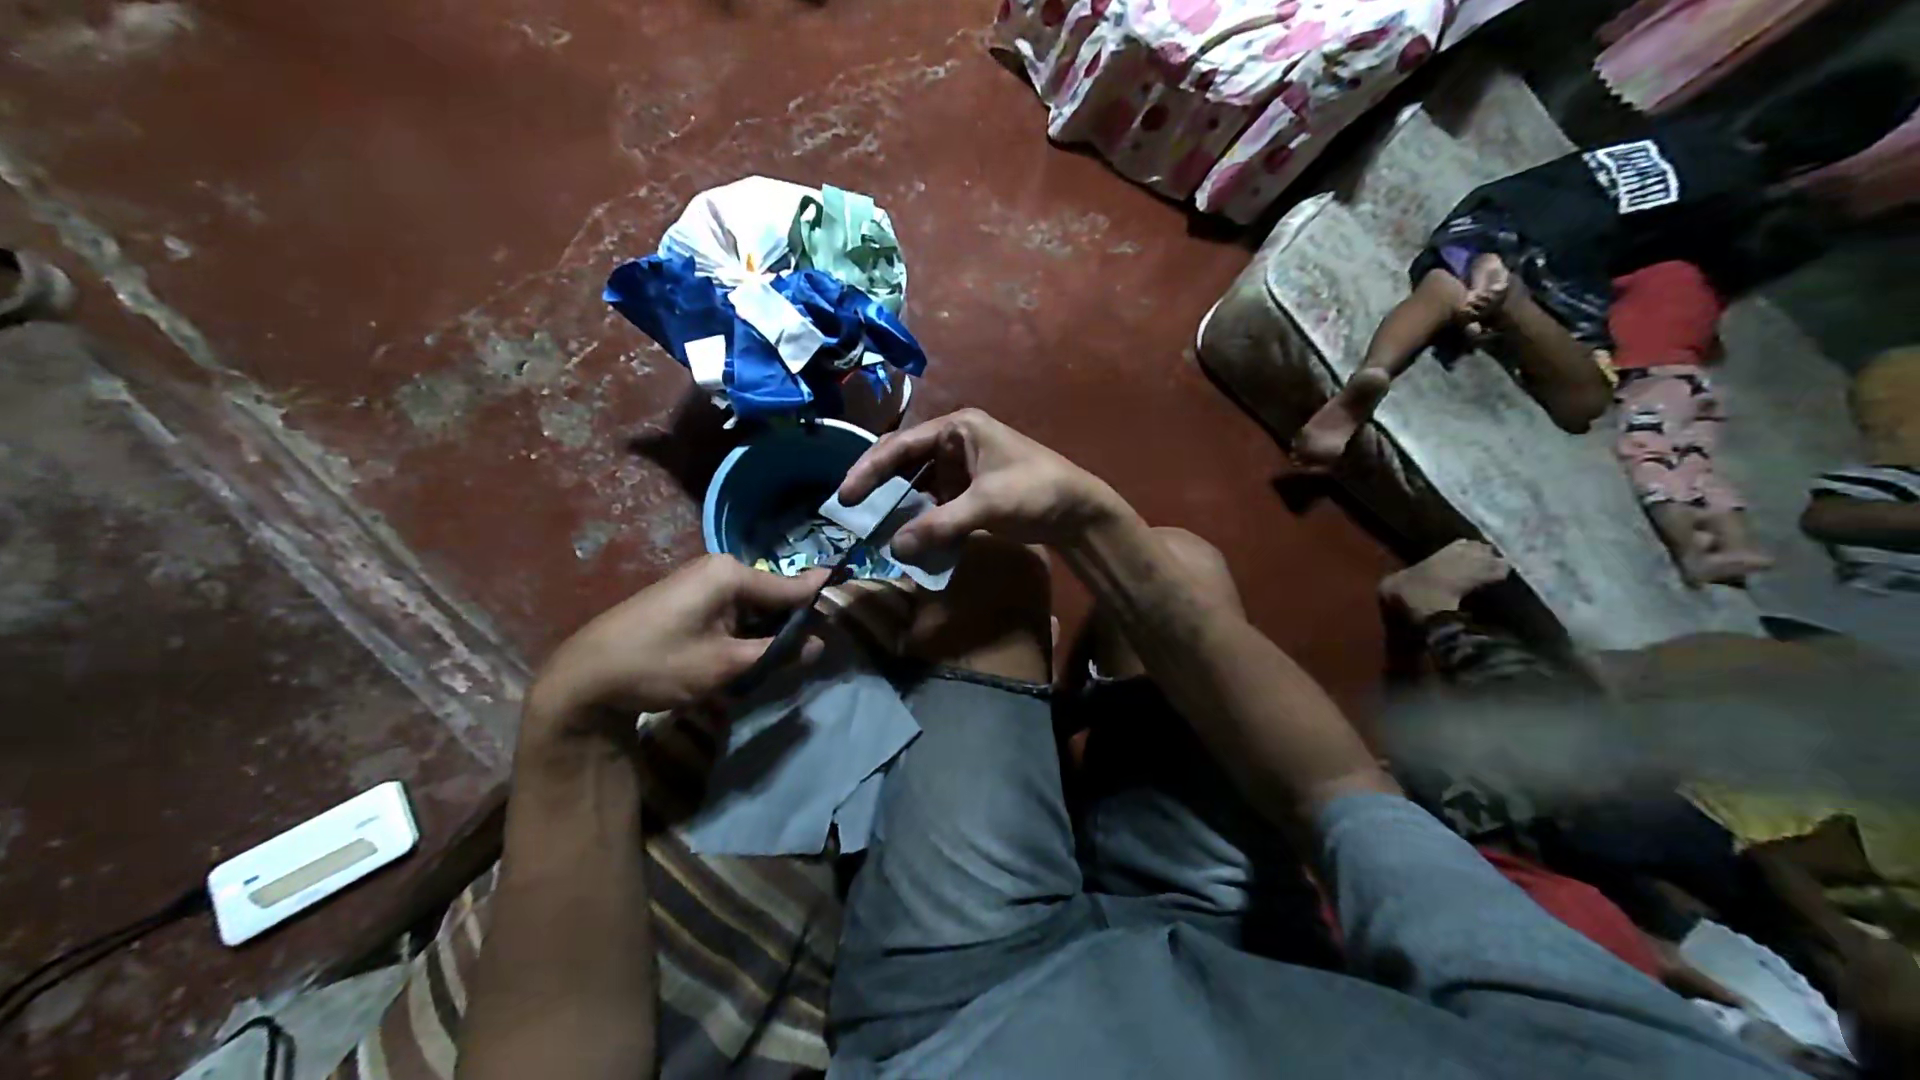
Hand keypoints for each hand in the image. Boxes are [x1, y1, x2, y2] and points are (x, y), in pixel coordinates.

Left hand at [523, 555, 825, 744]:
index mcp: (732, 574)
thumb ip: (777, 653)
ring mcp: (702, 583)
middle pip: (775, 596)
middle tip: (809, 658)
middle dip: (792, 626)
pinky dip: (745, 635)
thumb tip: (821, 644)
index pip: (795, 586)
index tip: (849, 616)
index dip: (822, 602)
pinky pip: (733, 612)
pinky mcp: (690, 600)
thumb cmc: (659, 664)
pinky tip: (747, 659)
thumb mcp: (725, 664)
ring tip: (780, 664)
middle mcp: (720, 570)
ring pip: (755, 607)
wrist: (585, 676)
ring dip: (767, 635)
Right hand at [837, 408, 1121, 558]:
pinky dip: (919, 519)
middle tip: (850, 512)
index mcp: (958, 428)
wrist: (1078, 512)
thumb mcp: (986, 505)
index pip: (901, 445)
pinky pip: (934, 503)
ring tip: (873, 528)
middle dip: (879, 487)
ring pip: (917, 485)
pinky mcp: (968, 492)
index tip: (845, 496)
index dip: (869, 470)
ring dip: (898, 506)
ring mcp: (962, 468)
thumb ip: (940, 525)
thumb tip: (894, 548)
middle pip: (904, 463)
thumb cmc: (1036, 492)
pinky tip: (905, 537)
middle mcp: (955, 443)